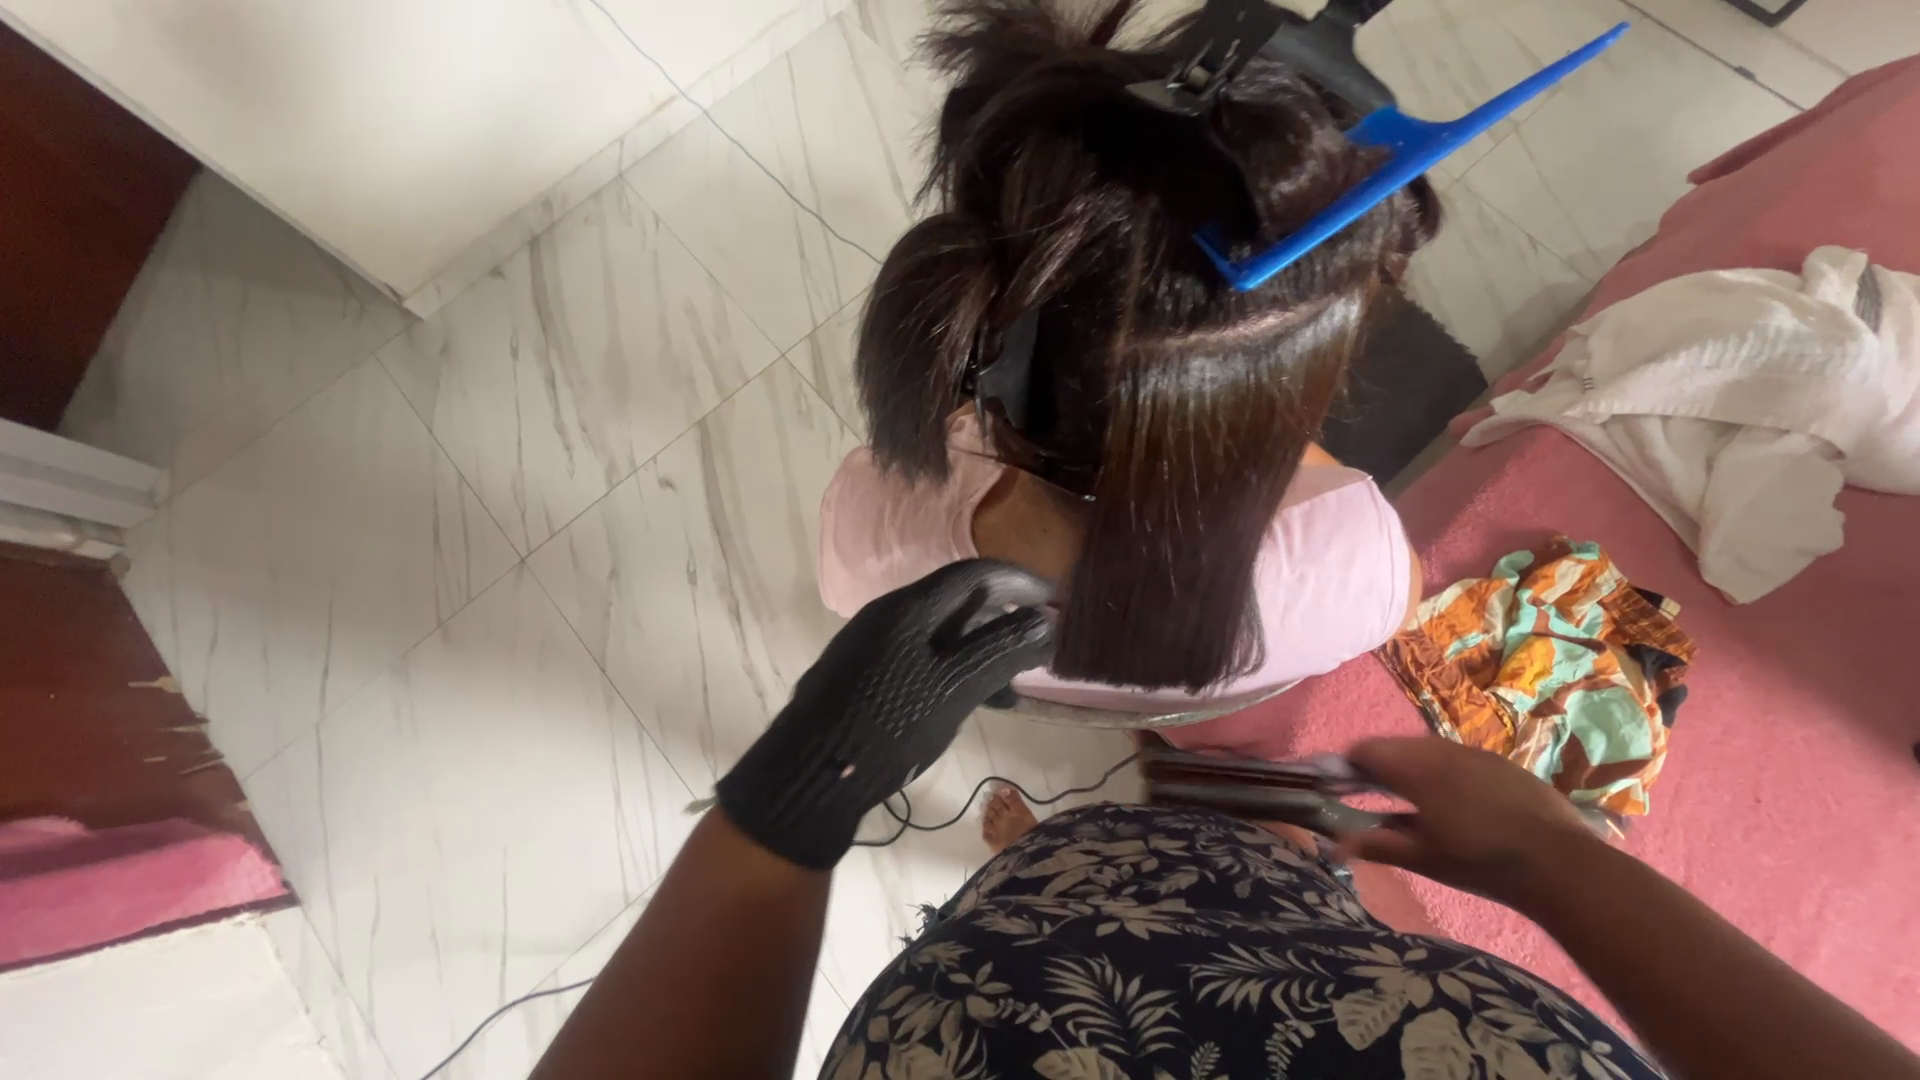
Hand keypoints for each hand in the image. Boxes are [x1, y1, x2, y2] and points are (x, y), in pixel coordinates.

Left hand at [716, 560, 1054, 868]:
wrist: (810, 775)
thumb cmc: (888, 726)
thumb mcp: (955, 690)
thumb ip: (1001, 651)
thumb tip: (1045, 621)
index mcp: (909, 608)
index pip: (973, 575)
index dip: (1018, 581)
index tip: (1053, 596)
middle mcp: (889, 616)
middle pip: (958, 604)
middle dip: (1003, 622)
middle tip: (1037, 644)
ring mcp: (874, 647)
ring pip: (941, 637)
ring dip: (981, 653)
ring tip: (1013, 689)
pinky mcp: (866, 676)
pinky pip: (923, 661)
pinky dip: (955, 673)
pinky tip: (972, 705)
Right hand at [1336, 737, 1604, 907]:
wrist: (1564, 867)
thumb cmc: (1481, 862)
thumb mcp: (1423, 857)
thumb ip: (1376, 845)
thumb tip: (1332, 845)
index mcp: (1414, 769)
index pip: (1364, 751)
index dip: (1346, 765)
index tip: (1338, 784)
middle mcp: (1440, 751)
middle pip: (1394, 746)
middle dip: (1378, 764)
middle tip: (1371, 791)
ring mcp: (1475, 754)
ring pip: (1428, 749)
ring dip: (1411, 764)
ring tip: (1413, 795)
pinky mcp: (1504, 764)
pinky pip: (1460, 757)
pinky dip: (1444, 770)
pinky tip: (1458, 800)